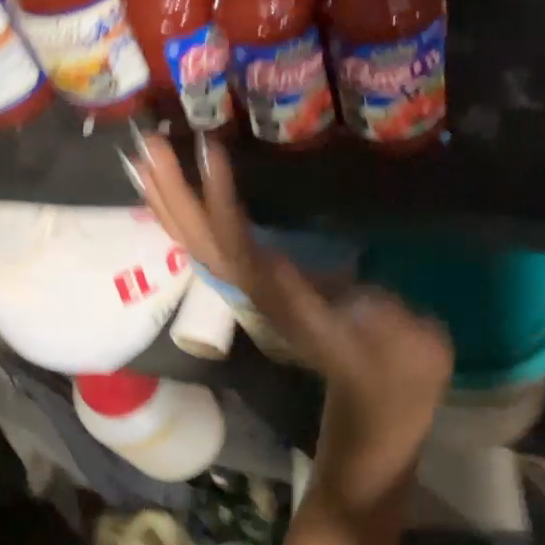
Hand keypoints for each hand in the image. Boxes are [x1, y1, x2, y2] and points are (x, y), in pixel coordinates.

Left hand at [131, 133, 453, 504]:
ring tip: (148, 155)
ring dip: (172, 201)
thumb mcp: (385, 338)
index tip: (208, 150)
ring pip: (199, 243)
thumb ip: (333, 306)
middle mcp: (256, 293)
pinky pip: (215, 244)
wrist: (381, 401)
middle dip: (175, 192)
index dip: (219, 200)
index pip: (237, 245)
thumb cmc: (396, 369)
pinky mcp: (260, 285)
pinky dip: (192, 215)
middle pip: (201, 240)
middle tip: (151, 143)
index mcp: (281, 300)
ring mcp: (255, 290)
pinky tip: (180, 190)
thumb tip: (281, 268)